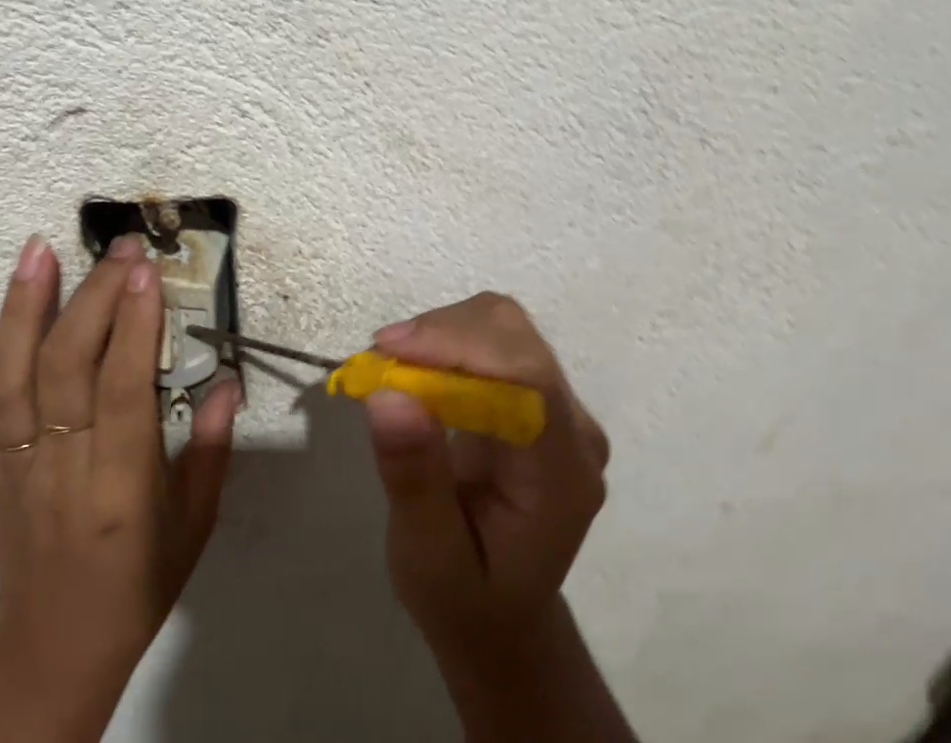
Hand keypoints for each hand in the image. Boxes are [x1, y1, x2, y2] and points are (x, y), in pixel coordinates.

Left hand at [0, 234, 240, 741]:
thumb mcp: (194, 524)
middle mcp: (61, 468)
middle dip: (90, 298)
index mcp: (120, 485)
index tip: (145, 269)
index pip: (121, 386)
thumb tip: (226, 381)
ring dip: (20, 311)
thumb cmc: (140, 586)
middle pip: (65, 368)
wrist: (60, 647)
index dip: (132, 323)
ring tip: (35, 251)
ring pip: (10, 381)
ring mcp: (15, 470)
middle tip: (115, 247)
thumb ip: (210, 449)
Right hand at [365, 293, 632, 742]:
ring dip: (440, 334)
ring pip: (503, 329)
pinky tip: (409, 373)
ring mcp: (558, 414)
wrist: (500, 619)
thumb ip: (415, 480)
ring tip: (386, 369)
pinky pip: (492, 347)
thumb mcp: (427, 557)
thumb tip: (388, 393)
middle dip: (442, 334)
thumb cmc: (465, 599)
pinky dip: (443, 345)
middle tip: (377, 362)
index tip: (387, 349)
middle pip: (516, 339)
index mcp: (561, 476)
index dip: (458, 346)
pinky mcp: (533, 403)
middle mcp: (573, 432)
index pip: (527, 379)